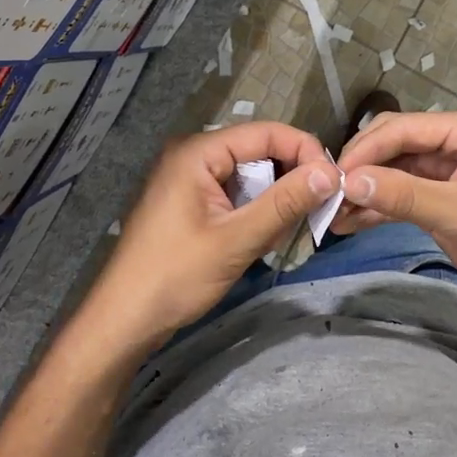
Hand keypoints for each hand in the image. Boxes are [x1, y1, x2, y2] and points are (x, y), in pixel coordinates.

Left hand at [88, 121, 337, 340]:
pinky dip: (254, 212)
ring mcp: (190, 180)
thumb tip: (332, 174)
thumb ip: (284, 203)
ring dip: (273, 200)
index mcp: (198, 151)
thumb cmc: (174, 277)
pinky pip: (235, 194)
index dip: (304, 151)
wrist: (121, 323)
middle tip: (316, 211)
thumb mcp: (236, 240)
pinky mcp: (190, 204)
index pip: (266, 133)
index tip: (334, 182)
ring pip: (250, 176)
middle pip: (259, 152)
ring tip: (288, 230)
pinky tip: (262, 238)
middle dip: (289, 179)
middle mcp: (193, 155)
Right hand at [333, 111, 456, 319]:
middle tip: (330, 190)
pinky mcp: (437, 200)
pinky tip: (348, 222)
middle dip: (362, 166)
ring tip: (331, 211)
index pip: (404, 128)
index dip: (368, 148)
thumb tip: (350, 181)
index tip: (336, 174)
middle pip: (394, 144)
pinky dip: (375, 207)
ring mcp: (443, 172)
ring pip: (392, 171)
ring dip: (364, 189)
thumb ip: (404, 195)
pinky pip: (398, 195)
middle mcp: (452, 143)